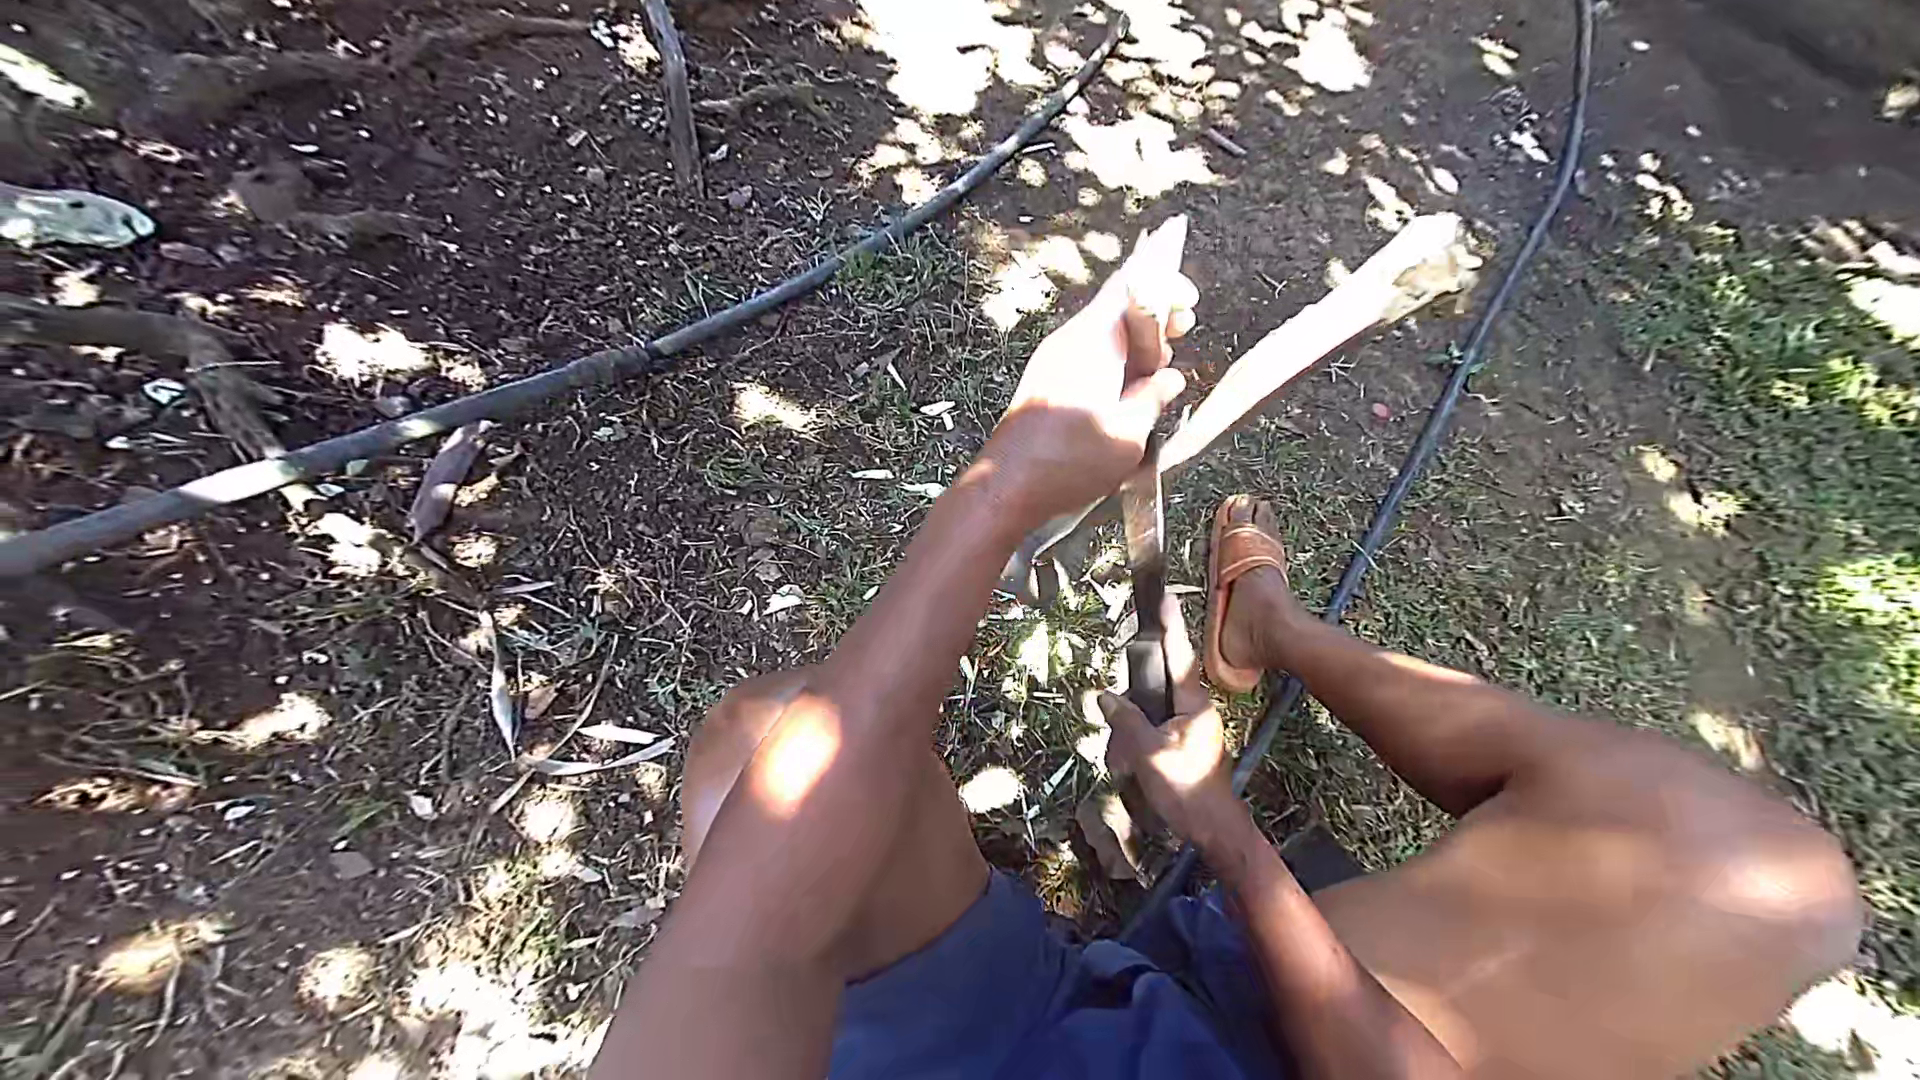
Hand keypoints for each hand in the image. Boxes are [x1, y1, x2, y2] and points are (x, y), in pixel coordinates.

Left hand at [980, 218, 1198, 524]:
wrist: (1004, 488)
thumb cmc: (1067, 462)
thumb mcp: (1129, 434)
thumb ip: (1153, 398)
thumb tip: (1169, 379)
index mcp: (1092, 341)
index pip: (1131, 285)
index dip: (1164, 285)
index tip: (1189, 304)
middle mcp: (1067, 343)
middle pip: (1116, 310)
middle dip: (1153, 319)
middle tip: (1181, 335)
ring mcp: (1050, 364)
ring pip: (1101, 337)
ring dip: (1133, 346)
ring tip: (1157, 372)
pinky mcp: (1042, 386)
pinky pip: (1085, 359)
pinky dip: (1112, 364)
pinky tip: (1125, 392)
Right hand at [1101, 592, 1249, 847]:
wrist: (1214, 831)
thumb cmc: (1186, 789)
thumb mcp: (1148, 754)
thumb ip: (1126, 720)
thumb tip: (1106, 696)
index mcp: (1193, 705)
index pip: (1179, 657)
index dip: (1171, 627)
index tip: (1166, 598)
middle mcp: (1195, 710)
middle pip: (1155, 691)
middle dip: (1130, 712)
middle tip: (1120, 743)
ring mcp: (1190, 728)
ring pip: (1151, 715)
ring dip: (1131, 736)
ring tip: (1125, 766)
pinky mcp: (1184, 744)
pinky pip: (1154, 732)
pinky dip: (1138, 745)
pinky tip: (1130, 768)